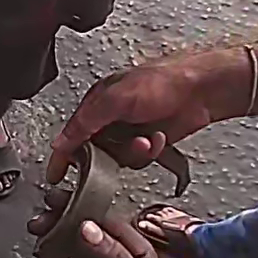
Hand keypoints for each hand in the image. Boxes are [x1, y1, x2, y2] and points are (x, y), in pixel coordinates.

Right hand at [44, 211, 187, 257]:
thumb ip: (113, 257)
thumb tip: (87, 228)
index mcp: (134, 249)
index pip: (103, 218)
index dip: (80, 207)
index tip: (59, 201)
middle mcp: (112, 256)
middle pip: (80, 228)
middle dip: (59, 220)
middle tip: (41, 220)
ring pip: (67, 245)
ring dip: (50, 240)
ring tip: (38, 242)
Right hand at [46, 48, 246, 182]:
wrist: (202, 89)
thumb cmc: (164, 82)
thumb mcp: (116, 100)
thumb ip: (85, 122)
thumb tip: (61, 141)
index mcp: (96, 103)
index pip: (70, 134)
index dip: (61, 156)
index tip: (55, 175)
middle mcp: (110, 117)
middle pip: (95, 151)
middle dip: (110, 155)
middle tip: (124, 147)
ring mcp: (129, 130)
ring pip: (118, 157)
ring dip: (134, 152)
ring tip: (147, 140)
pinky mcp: (147, 140)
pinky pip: (138, 159)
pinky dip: (150, 151)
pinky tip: (158, 138)